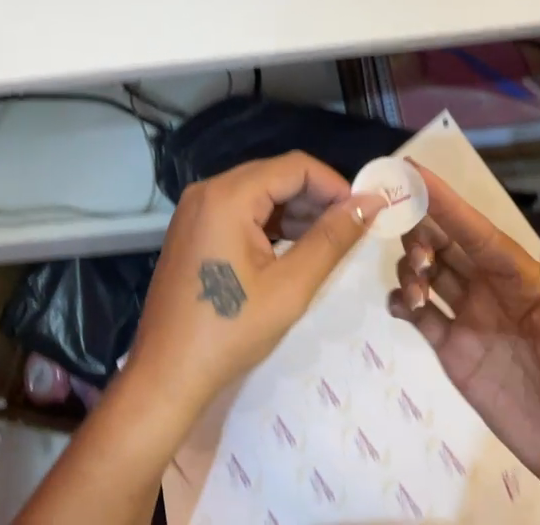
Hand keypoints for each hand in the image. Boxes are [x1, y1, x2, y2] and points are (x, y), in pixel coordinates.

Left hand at [125, 153, 388, 420]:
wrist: (167, 373)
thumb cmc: (230, 330)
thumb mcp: (290, 286)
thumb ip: (332, 239)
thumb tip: (372, 203)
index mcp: (227, 196)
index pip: (294, 166)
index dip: (334, 184)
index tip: (363, 214)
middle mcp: (207, 191)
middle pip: (275, 175)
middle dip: (316, 197)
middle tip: (350, 231)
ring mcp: (196, 210)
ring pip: (258, 192)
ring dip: (295, 211)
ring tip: (328, 243)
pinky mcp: (193, 229)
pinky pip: (239, 210)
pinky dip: (270, 223)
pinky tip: (294, 249)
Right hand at [388, 166, 539, 507]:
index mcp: (524, 278)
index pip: (477, 231)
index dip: (445, 201)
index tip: (411, 173)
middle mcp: (492, 289)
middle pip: (444, 243)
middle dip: (420, 233)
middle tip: (415, 251)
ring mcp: (469, 319)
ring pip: (426, 273)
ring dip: (410, 268)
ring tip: (416, 292)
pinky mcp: (453, 351)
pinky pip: (417, 316)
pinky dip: (401, 303)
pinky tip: (401, 308)